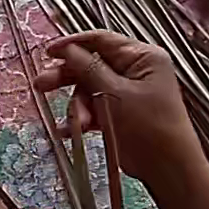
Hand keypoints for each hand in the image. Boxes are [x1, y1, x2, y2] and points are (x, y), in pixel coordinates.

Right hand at [32, 30, 204, 187]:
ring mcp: (125, 93)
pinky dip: (82, 118)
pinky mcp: (118, 113)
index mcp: (141, 57)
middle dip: (67, 78)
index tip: (48, 51)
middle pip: (91, 65)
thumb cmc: (148, 126)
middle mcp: (134, 71)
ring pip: (88, 90)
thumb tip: (67, 49)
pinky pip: (93, 108)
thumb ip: (88, 69)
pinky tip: (69, 130)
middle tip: (41, 85)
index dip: (73, 44)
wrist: (167, 168)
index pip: (102, 40)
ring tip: (75, 123)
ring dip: (77, 106)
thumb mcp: (116, 93)